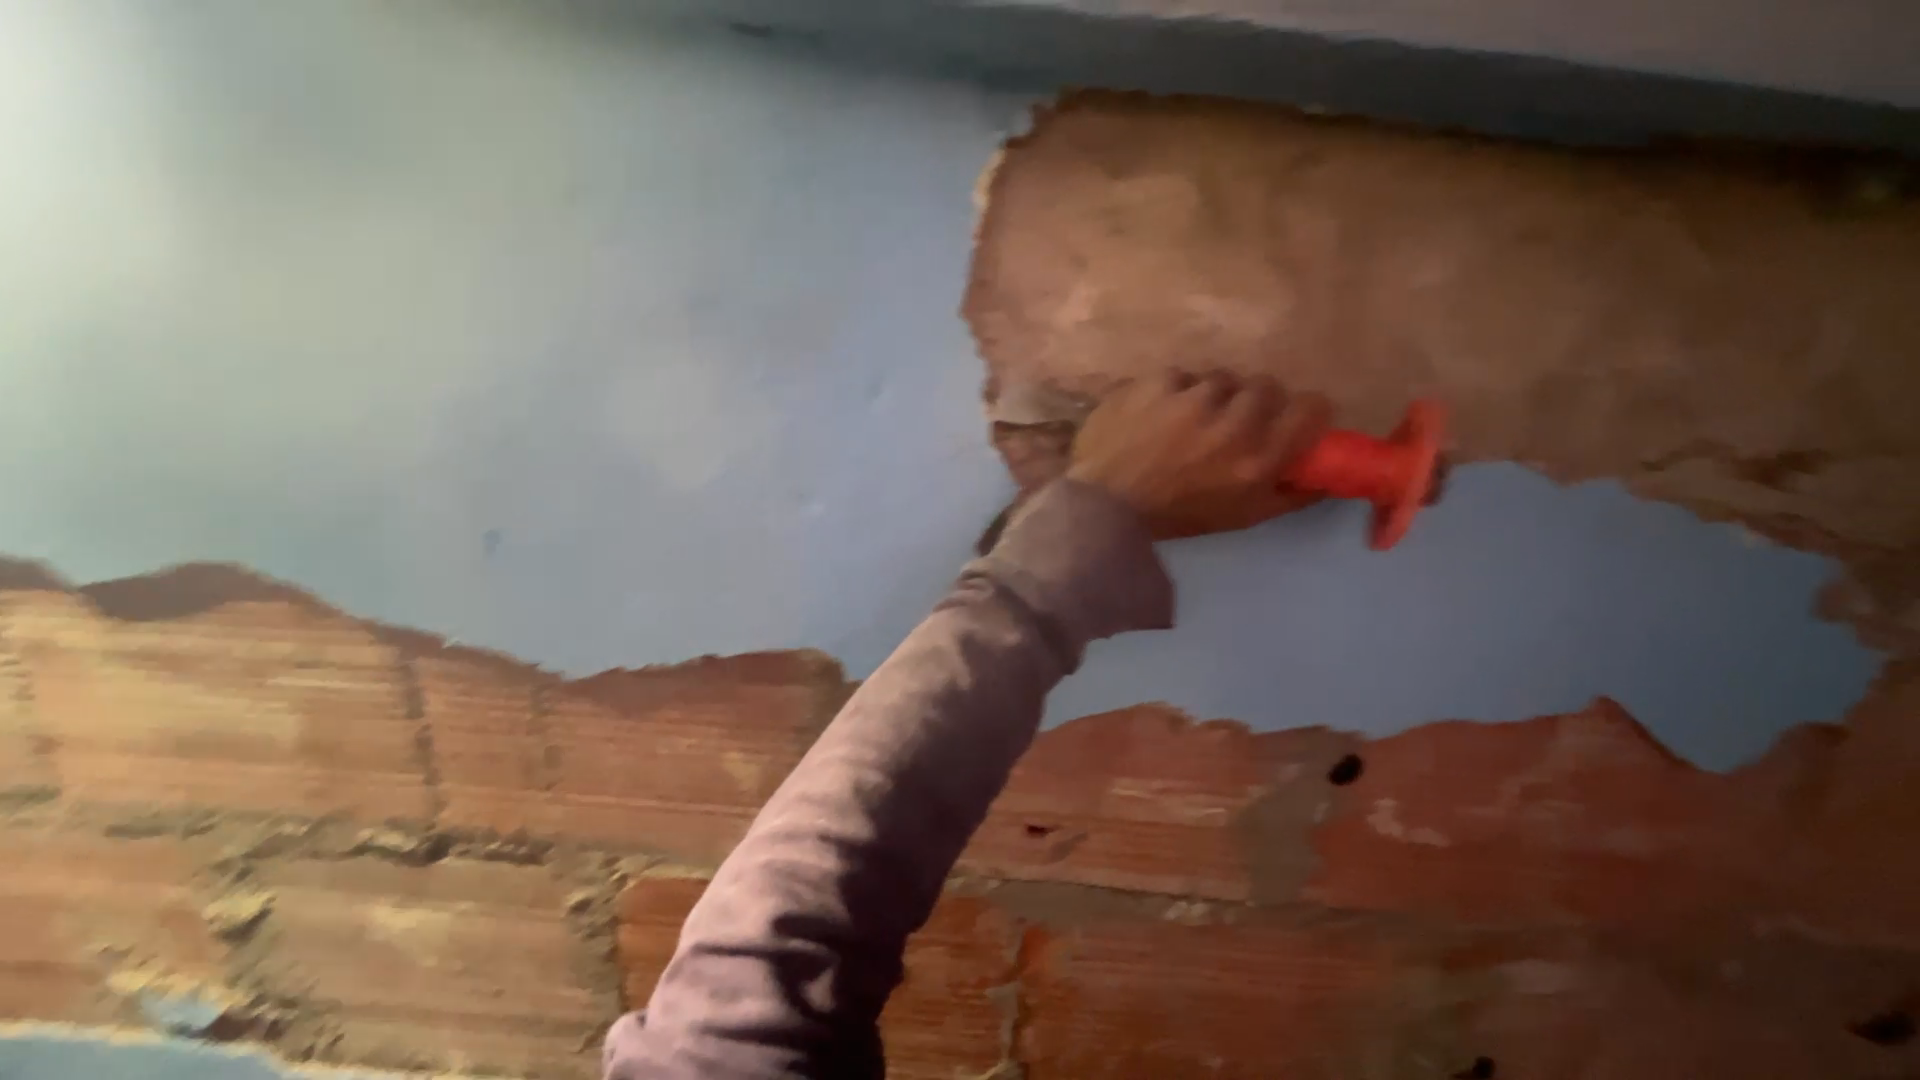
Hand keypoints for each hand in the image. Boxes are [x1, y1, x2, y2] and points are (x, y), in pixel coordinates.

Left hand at [1066, 370, 1331, 539]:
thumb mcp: (1241, 518)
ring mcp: (1191, 398)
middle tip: (1229, 423)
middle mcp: (1232, 423)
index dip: (1304, 410)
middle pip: (1265, 386)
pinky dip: (1172, 391)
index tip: (1289, 419)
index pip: (1311, 406)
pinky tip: (1156, 414)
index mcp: (1258, 458)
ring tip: (1187, 420)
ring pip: (1221, 379)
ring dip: (1211, 396)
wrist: (1103, 504)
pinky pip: (1179, 376)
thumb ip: (1290, 495)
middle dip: (1252, 402)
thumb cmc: (1176, 516)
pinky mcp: (1156, 382)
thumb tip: (1327, 475)